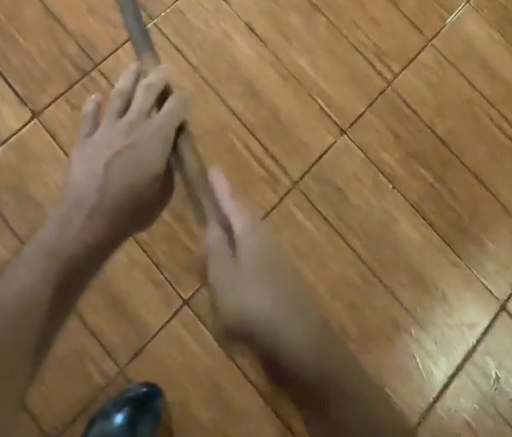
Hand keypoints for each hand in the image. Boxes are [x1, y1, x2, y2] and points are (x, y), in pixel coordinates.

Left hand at [56, 64, 186, 258]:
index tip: (185, 96)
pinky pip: (89, 116)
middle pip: (147, 91)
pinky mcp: (85, 138)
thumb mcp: (163, 191)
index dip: (182, 99)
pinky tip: (95, 97)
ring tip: (134, 66)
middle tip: (163, 68)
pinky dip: (92, 105)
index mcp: (158, 135)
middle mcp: (134, 124)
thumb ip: (169, 166)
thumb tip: (169, 151)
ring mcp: (107, 128)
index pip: (176, 106)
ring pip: (119, 96)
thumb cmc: (132, 209)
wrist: (89, 217)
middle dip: (158, 77)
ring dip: (127, 79)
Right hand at [200, 168, 337, 386]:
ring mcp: (274, 262)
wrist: (300, 344)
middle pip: (241, 220)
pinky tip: (230, 280)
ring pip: (246, 241)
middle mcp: (264, 241)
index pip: (231, 203)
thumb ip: (214, 250)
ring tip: (214, 242)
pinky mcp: (277, 284)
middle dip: (226, 211)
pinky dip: (238, 264)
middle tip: (211, 200)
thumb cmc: (254, 308)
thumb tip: (211, 221)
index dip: (220, 188)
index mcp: (249, 234)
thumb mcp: (223, 278)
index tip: (213, 168)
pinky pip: (251, 263)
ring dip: (230, 240)